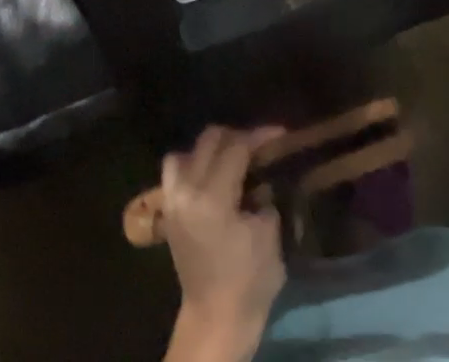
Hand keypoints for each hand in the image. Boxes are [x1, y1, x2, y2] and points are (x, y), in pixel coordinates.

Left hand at [161, 126, 286, 358]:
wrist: (217, 316)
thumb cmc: (249, 279)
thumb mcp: (268, 233)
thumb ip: (262, 197)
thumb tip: (260, 182)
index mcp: (212, 196)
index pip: (235, 148)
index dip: (259, 136)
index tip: (280, 132)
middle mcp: (185, 191)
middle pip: (207, 141)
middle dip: (236, 137)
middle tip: (260, 145)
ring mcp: (172, 201)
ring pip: (184, 154)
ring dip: (209, 150)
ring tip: (231, 160)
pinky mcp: (168, 213)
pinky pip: (176, 175)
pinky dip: (194, 167)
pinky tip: (215, 179)